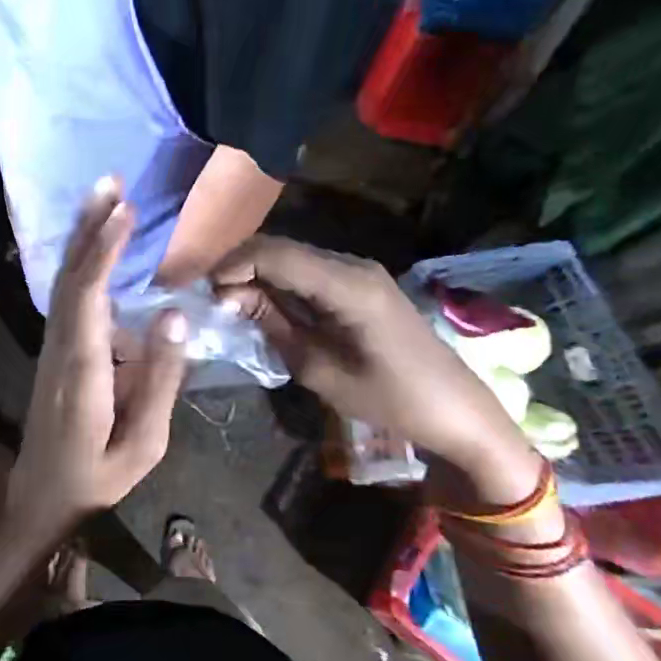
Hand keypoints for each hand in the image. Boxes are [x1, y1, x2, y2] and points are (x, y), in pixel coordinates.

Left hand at [7, 177, 188, 537]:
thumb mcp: (143, 444)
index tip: (125, 211)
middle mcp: (60, 348)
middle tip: (110, 181)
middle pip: (69, 277)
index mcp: (82, 369)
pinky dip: (81, 264)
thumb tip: (176, 316)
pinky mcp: (55, 353)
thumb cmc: (96, 478)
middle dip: (88, 227)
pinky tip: (96, 247)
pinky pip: (66, 297)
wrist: (39, 499)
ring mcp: (52, 348)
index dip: (104, 250)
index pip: (89, 296)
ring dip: (82, 239)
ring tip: (105, 198)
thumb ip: (161, 380)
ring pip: (63, 283)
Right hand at [211, 236, 530, 476]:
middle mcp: (353, 266)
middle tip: (210, 300)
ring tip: (228, 305)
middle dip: (240, 268)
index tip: (203, 293)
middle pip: (282, 249)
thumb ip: (273, 327)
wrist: (457, 411)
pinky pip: (309, 273)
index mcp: (348, 286)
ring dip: (257, 275)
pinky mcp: (361, 284)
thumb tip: (229, 298)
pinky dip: (279, 284)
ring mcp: (360, 272)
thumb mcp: (321, 371)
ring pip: (293, 258)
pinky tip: (263, 306)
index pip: (276, 255)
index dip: (233, 266)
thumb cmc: (392, 401)